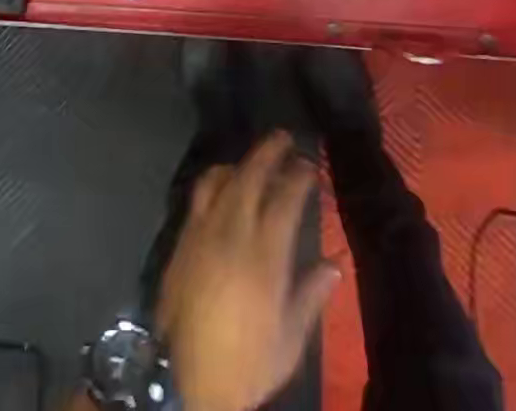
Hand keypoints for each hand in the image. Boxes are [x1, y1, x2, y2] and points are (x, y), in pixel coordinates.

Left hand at [157, 132, 339, 410]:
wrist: (183, 378)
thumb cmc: (246, 361)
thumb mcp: (289, 339)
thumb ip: (310, 296)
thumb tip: (333, 264)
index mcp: (264, 257)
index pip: (284, 201)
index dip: (298, 177)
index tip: (309, 164)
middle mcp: (231, 234)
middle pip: (249, 178)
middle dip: (267, 152)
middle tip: (282, 137)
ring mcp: (202, 233)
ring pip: (219, 180)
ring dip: (239, 163)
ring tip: (253, 160)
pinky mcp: (181, 240)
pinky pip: (198, 196)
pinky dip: (214, 180)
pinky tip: (222, 183)